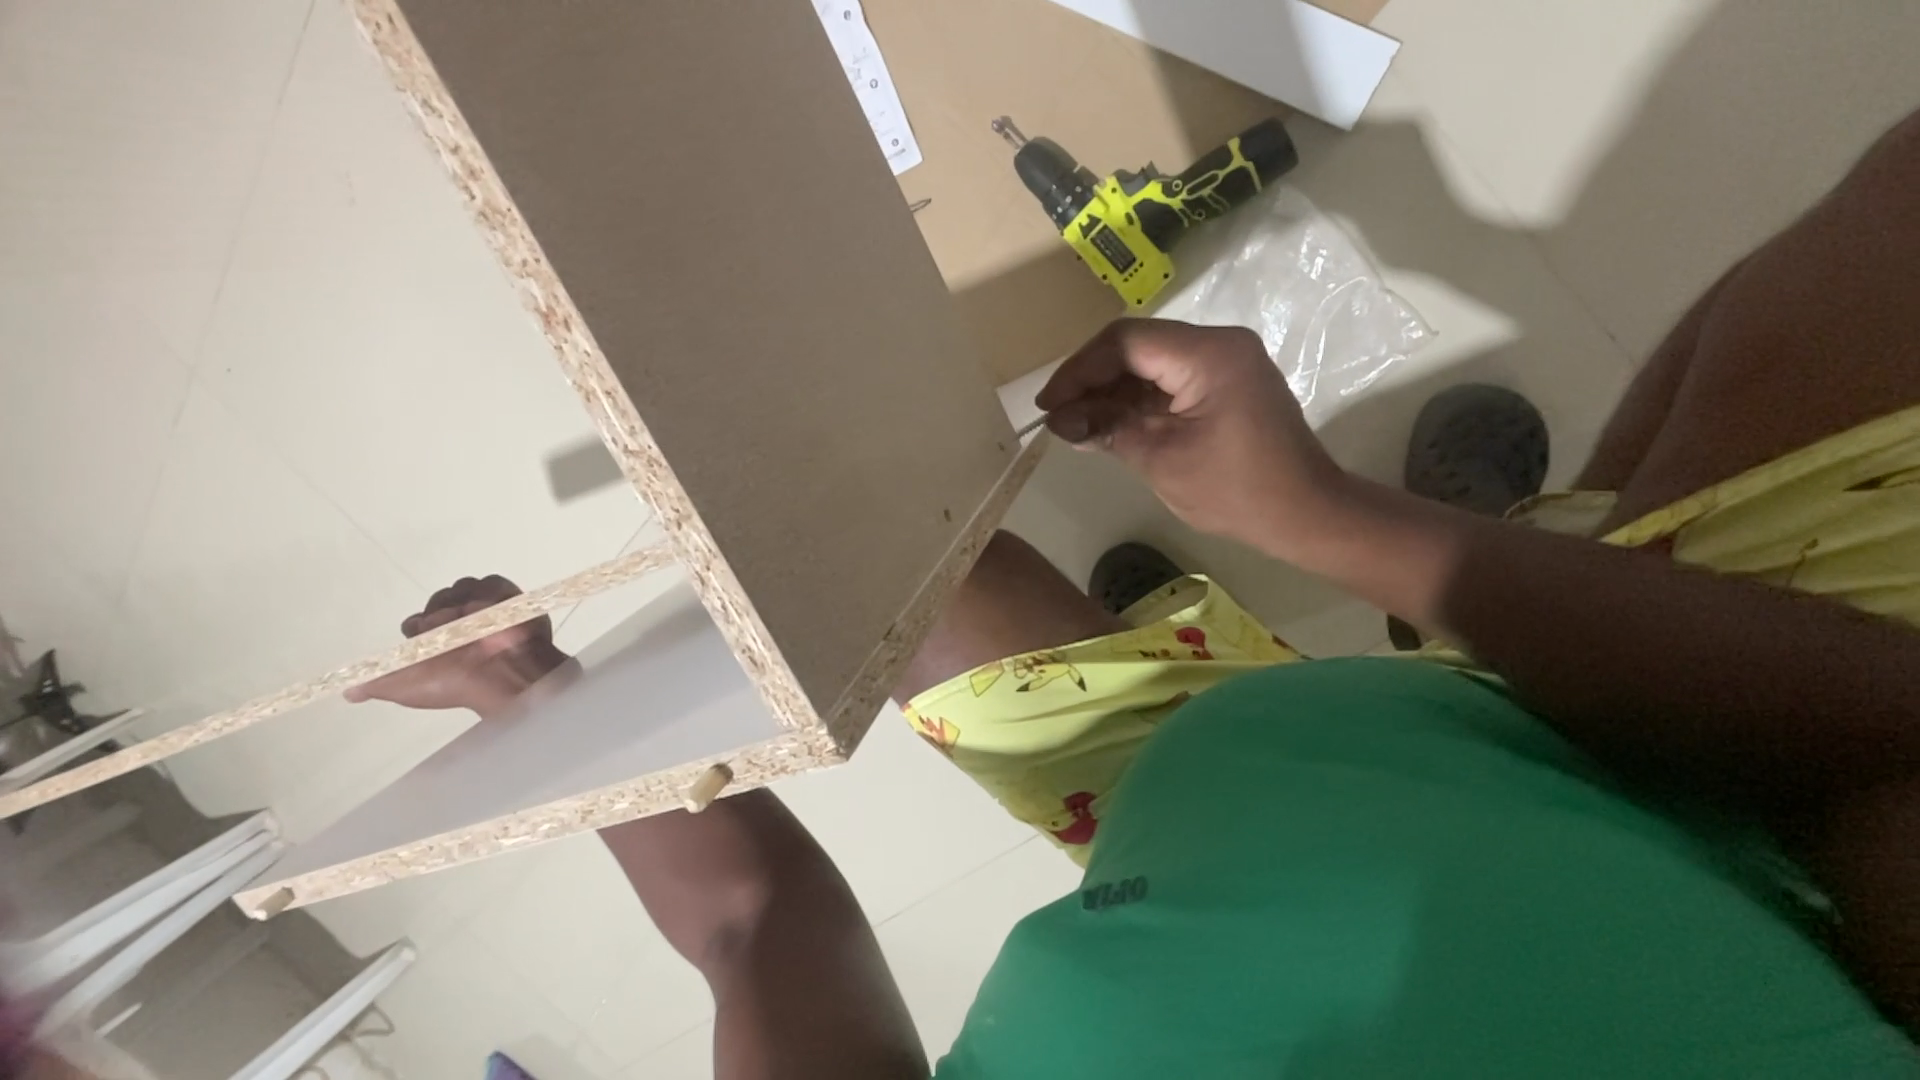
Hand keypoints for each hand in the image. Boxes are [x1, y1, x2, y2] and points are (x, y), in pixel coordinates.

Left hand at [344, 575, 569, 714]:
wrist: (502, 674)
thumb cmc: (455, 681)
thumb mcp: (406, 687)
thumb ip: (377, 683)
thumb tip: (347, 692)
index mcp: (435, 645)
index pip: (417, 621)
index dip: (418, 625)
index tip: (425, 634)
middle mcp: (459, 626)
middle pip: (439, 599)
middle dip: (442, 609)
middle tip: (453, 629)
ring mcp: (484, 610)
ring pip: (463, 586)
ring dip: (467, 600)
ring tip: (477, 620)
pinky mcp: (510, 599)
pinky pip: (492, 581)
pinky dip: (493, 592)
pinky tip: (494, 609)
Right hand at [1037, 319, 1352, 555]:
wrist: (1305, 513)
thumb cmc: (1236, 491)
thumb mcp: (1161, 460)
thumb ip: (1108, 430)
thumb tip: (1060, 420)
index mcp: (1208, 354)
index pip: (1125, 342)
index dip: (1078, 370)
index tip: (1048, 404)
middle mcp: (1218, 344)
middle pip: (1136, 347)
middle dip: (1091, 380)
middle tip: (1057, 415)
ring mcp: (1225, 362)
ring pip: (1149, 363)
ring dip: (1111, 392)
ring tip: (1075, 424)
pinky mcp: (1225, 383)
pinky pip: (1169, 380)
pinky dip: (1137, 401)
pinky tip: (1108, 424)